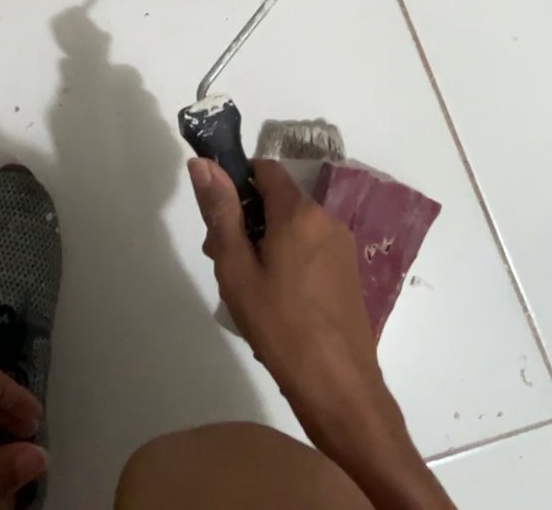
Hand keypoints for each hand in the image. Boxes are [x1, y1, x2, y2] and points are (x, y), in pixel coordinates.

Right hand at [186, 158, 390, 438]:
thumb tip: (203, 163)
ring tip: (245, 285)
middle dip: (245, 218)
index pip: (264, 169)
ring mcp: (342, 249)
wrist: (339, 388)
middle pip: (276, 200)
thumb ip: (220, 211)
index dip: (235, 182)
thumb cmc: (279, 324)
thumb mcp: (236, 266)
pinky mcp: (348, 274)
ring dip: (264, 241)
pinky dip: (286, 258)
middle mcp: (327, 220)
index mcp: (299, 213)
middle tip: (223, 260)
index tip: (216, 216)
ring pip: (292, 226)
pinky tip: (273, 298)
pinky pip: (309, 248)